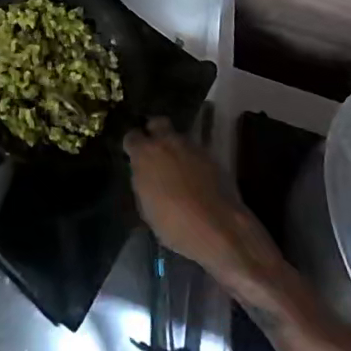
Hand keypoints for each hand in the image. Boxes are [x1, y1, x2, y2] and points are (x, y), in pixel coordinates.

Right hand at [123, 117, 279, 294]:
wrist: (218, 227)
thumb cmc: (174, 223)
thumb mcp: (147, 208)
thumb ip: (143, 183)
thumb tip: (144, 174)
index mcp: (145, 153)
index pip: (131, 137)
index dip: (132, 147)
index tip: (134, 158)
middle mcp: (167, 142)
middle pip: (157, 123)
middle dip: (154, 133)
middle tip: (155, 152)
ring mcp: (191, 147)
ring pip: (178, 138)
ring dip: (175, 149)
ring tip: (177, 170)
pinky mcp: (212, 156)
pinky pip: (195, 152)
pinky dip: (192, 160)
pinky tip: (195, 179)